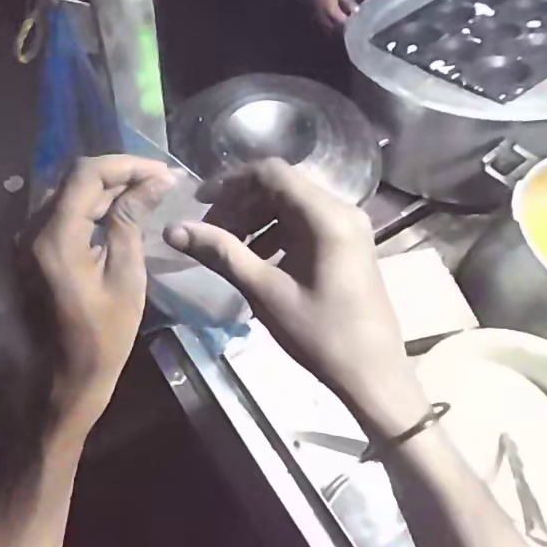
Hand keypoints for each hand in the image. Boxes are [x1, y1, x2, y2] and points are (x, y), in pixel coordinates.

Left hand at [26, 155, 173, 433]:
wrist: (68, 376)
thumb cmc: (104, 334)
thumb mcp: (126, 275)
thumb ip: (131, 220)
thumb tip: (155, 180)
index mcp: (56, 236)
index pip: (87, 174)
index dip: (127, 165)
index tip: (162, 172)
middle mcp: (33, 230)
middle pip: (75, 179)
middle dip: (120, 173)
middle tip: (160, 180)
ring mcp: (30, 240)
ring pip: (69, 193)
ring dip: (108, 187)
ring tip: (147, 190)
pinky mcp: (36, 250)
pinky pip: (64, 213)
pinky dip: (94, 205)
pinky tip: (122, 210)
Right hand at [164, 160, 428, 436]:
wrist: (372, 373)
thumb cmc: (320, 334)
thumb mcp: (265, 291)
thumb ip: (221, 253)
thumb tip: (174, 229)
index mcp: (327, 216)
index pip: (272, 173)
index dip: (231, 183)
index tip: (200, 205)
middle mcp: (343, 211)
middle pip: (282, 187)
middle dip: (241, 204)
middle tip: (210, 234)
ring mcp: (349, 228)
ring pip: (293, 207)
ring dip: (257, 221)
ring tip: (229, 250)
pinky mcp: (349, 246)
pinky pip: (307, 226)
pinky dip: (277, 235)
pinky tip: (258, 262)